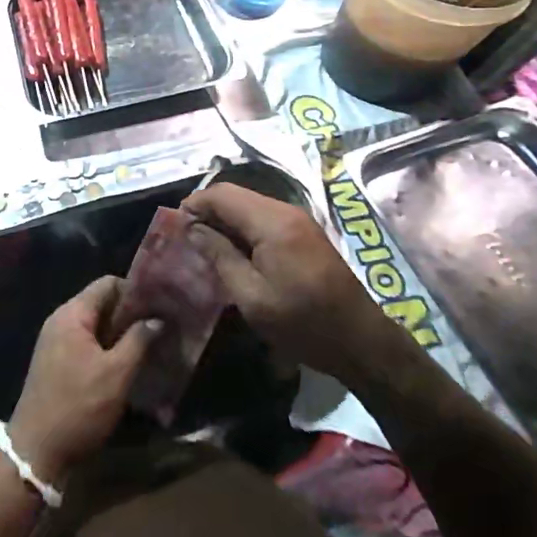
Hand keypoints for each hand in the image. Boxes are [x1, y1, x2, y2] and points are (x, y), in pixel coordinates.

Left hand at [7, 277, 161, 483]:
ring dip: (121, 336)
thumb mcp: (116, 373)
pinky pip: (87, 345)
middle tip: (161, 329)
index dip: (136, 292)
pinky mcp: (56, 364)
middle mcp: (61, 321)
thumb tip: (157, 318)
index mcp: (72, 313)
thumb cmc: (79, 406)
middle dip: (131, 315)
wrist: (36, 451)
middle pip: (102, 305)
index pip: (108, 284)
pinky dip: (107, 351)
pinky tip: (128, 367)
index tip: (161, 307)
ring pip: (96, 328)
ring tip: (151, 348)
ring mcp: (56, 343)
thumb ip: (139, 340)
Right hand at [183, 183, 417, 380]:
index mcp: (272, 222)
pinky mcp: (305, 233)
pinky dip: (243, 228)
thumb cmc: (303, 324)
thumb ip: (220, 256)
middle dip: (207, 211)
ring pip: (249, 204)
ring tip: (205, 247)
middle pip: (235, 195)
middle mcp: (286, 211)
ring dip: (225, 220)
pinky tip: (234, 252)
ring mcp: (299, 221)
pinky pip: (264, 217)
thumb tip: (193, 229)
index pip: (222, 194)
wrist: (362, 342)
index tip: (174, 228)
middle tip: (186, 239)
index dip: (194, 204)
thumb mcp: (252, 297)